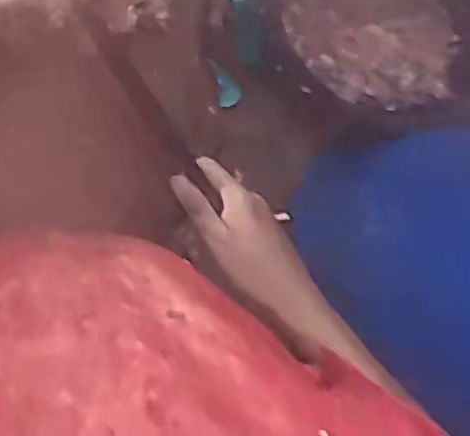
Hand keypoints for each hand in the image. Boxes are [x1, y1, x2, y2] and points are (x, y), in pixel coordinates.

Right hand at [173, 156, 413, 395]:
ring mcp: (266, 216)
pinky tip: (219, 228)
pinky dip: (228, 214)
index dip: (192, 163)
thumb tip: (176, 175)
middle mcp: (254, 198)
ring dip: (216, 200)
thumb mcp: (214, 238)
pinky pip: (243, 213)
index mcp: (239, 195)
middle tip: (178, 187)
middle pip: (224, 182)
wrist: (296, 307)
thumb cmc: (249, 271)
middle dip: (202, 182)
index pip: (211, 167)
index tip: (172, 161)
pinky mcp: (271, 234)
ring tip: (194, 207)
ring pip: (233, 199)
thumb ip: (195, 205)